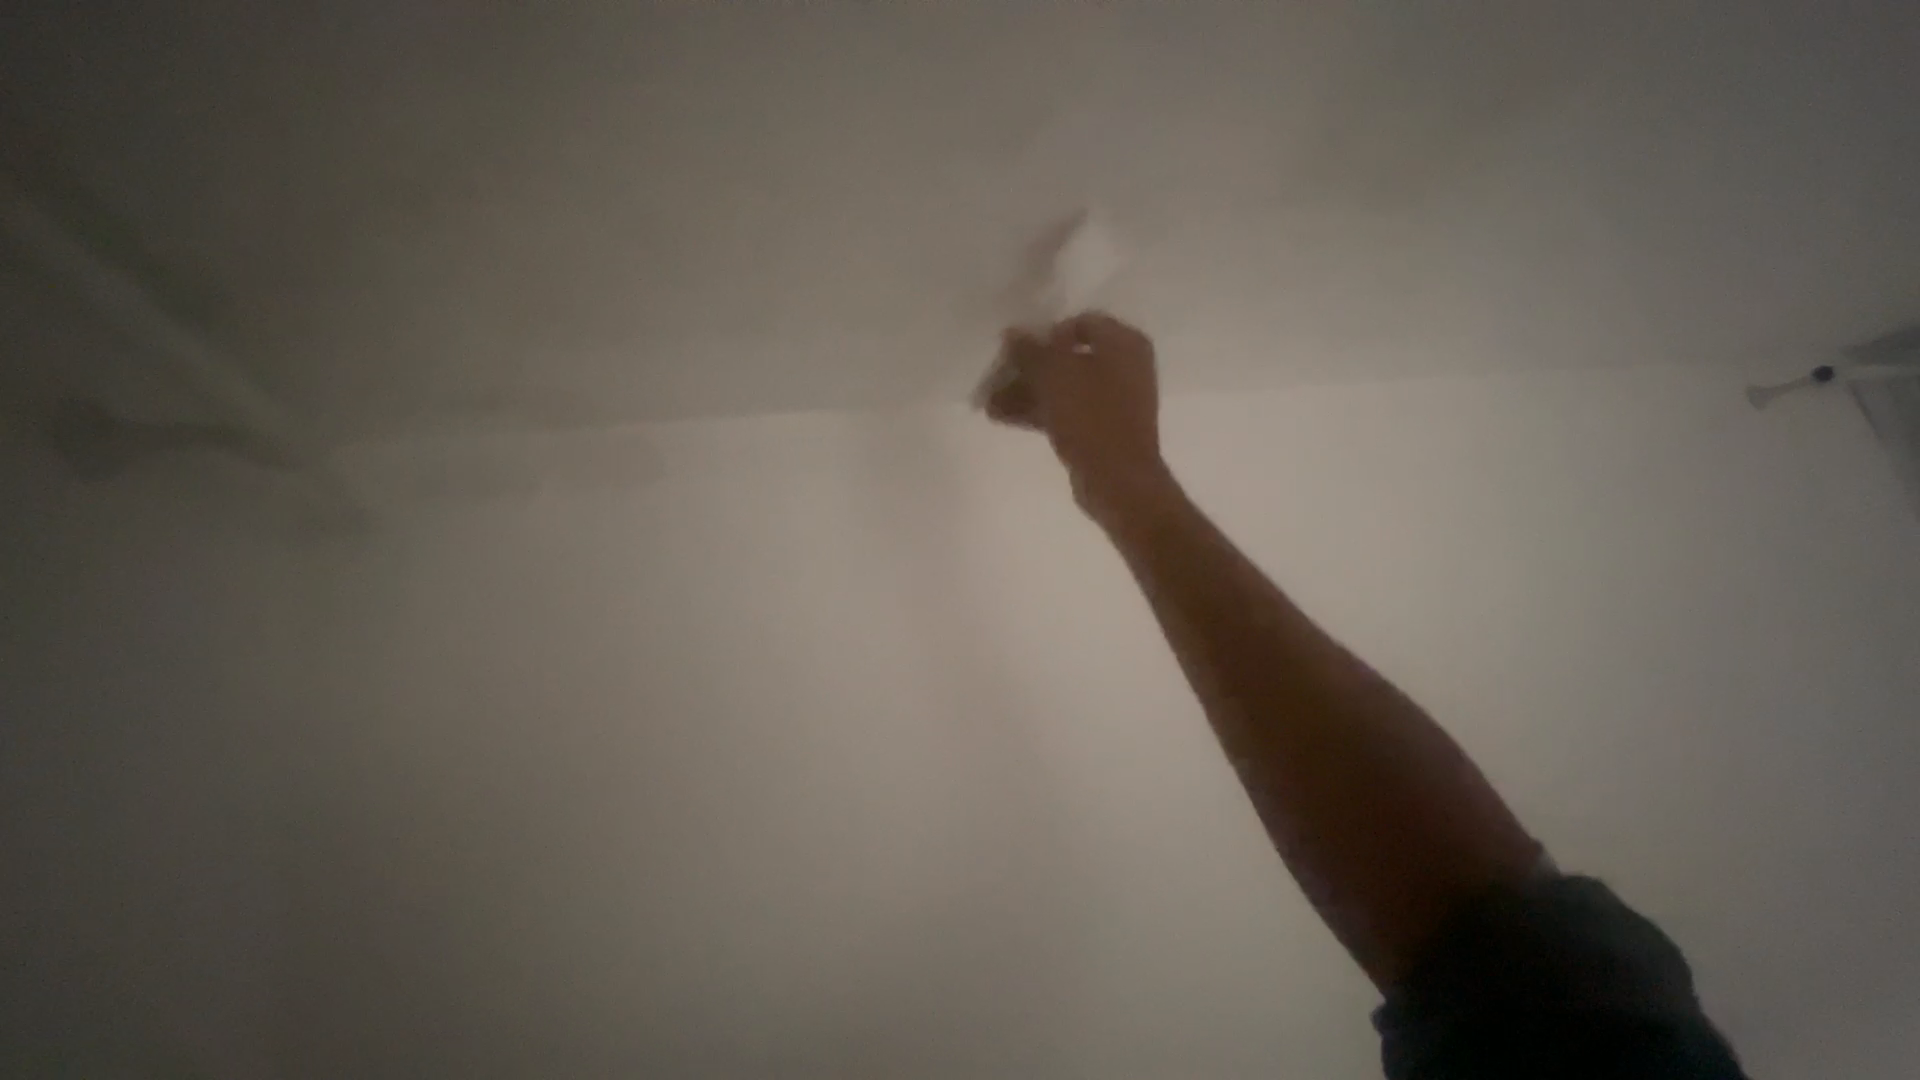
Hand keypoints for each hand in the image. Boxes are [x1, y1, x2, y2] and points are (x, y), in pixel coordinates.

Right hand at [984, 313, 1171, 516]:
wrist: (1118, 480)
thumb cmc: (1091, 416)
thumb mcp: (1054, 374)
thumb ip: (1030, 350)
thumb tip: (1012, 333)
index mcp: (1123, 343)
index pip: (1078, 324)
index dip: (1043, 334)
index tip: (1014, 350)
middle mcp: (1124, 367)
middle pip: (1067, 359)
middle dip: (1027, 369)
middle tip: (994, 379)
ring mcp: (1114, 401)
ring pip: (1063, 388)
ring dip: (1025, 393)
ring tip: (988, 404)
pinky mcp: (1101, 430)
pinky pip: (1066, 412)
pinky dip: (1038, 412)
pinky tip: (1002, 418)